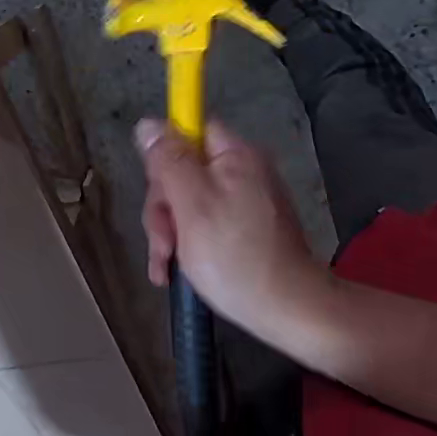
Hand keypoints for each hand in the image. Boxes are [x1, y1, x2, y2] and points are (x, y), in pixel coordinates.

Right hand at [135, 119, 332, 342]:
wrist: (288, 310)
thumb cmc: (235, 256)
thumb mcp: (191, 204)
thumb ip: (168, 161)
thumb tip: (148, 124)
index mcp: (235, 156)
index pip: (189, 131)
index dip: (165, 156)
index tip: (158, 188)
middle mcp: (242, 171)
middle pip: (183, 170)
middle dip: (164, 205)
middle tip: (163, 240)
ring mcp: (245, 202)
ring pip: (188, 201)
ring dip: (169, 232)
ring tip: (165, 264)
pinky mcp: (245, 229)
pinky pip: (204, 223)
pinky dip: (186, 243)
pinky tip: (173, 270)